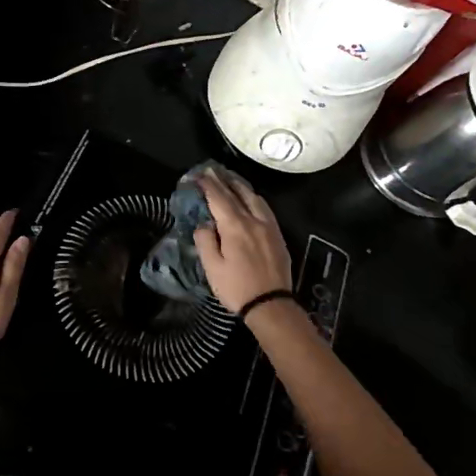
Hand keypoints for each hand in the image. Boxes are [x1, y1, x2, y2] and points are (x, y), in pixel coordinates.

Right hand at [193, 172, 291, 314]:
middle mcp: (254, 220)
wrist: (271, 304)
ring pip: (255, 198)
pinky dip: (254, 198)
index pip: (218, 198)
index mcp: (235, 226)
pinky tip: (251, 200)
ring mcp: (269, 226)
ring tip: (231, 180)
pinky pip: (265, 208)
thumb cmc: (237, 288)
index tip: (197, 175)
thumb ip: (205, 241)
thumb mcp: (212, 268)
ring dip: (240, 186)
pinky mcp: (278, 235)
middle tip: (212, 170)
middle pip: (238, 193)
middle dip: (223, 180)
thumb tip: (204, 224)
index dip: (207, 185)